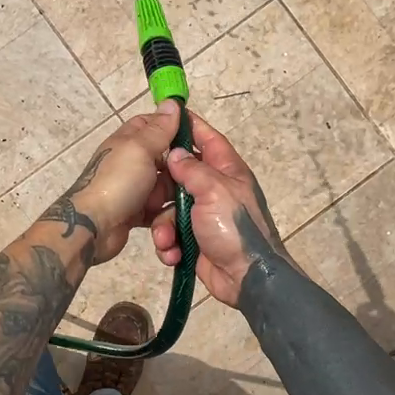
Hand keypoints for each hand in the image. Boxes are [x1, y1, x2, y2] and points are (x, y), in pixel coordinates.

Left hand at [37, 104, 181, 265]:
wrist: (93, 227)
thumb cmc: (118, 182)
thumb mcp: (140, 149)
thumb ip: (159, 129)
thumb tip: (171, 102)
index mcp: (127, 142)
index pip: (151, 124)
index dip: (172, 126)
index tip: (197, 136)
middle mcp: (129, 163)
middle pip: (163, 159)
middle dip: (180, 167)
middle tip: (199, 175)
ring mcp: (132, 189)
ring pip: (164, 186)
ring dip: (174, 194)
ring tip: (190, 200)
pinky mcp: (135, 213)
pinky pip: (158, 209)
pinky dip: (165, 213)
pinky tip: (177, 217)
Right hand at [151, 110, 288, 307]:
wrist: (248, 278)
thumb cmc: (236, 228)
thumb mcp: (214, 191)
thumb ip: (192, 170)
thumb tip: (175, 154)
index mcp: (227, 171)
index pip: (208, 139)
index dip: (190, 126)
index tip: (167, 116)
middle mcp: (215, 190)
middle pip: (179, 176)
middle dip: (161, 189)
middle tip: (146, 195)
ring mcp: (203, 216)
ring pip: (170, 210)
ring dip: (163, 226)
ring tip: (165, 240)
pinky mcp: (194, 241)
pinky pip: (171, 235)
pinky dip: (168, 245)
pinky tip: (171, 255)